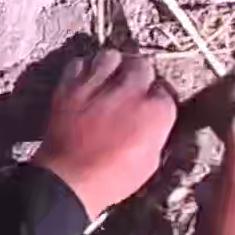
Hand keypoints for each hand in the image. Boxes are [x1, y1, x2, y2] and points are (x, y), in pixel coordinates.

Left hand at [34, 50, 176, 217]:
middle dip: (139, 74)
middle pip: (142, 65)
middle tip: (132, 86)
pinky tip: (85, 80)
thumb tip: (153, 121)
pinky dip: (83, 69)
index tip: (151, 102)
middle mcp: (129, 92)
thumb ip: (155, 132)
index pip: (165, 90)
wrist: (69, 179)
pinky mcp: (70, 86)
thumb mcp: (150, 161)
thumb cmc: (111, 178)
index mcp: (155, 112)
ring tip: (109, 76)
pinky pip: (79, 63)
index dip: (157, 97)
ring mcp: (98, 85)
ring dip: (112, 64)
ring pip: (111, 56)